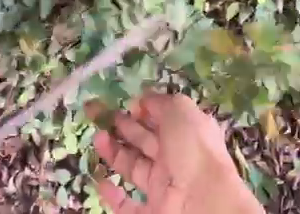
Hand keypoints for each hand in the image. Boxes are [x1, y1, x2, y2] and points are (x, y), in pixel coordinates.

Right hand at [89, 92, 265, 213]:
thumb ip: (160, 102)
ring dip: (115, 152)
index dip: (144, 108)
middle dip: (123, 125)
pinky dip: (113, 195)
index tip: (125, 101)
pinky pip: (129, 206)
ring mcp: (162, 186)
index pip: (163, 117)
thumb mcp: (180, 111)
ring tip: (97, 137)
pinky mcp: (151, 212)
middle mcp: (175, 158)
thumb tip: (143, 99)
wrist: (202, 203)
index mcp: (187, 132)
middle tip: (99, 113)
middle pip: (145, 140)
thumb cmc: (192, 148)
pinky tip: (100, 181)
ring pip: (134, 167)